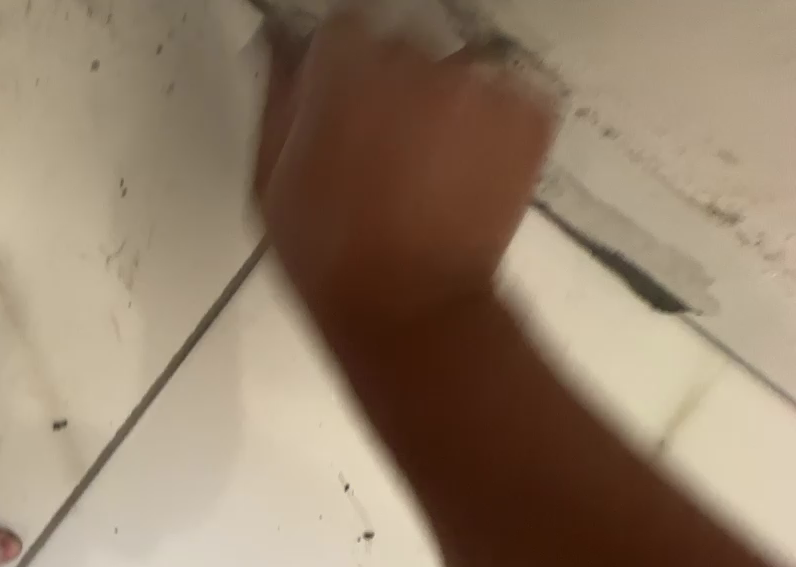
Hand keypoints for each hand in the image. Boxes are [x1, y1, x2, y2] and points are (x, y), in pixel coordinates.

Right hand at [254, 13, 555, 332]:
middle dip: (381, 84)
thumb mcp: (270, 186)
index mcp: (346, 79)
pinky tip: (451, 175)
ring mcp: (484, 83)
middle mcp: (421, 63)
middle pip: (399, 44)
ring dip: (432, 103)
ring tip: (414, 167)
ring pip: (451, 70)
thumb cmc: (321, 253)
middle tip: (368, 147)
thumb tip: (283, 54)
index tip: (324, 95)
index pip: (341, 28)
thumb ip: (278, 108)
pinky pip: (497, 98)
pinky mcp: (531, 110)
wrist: (406, 304)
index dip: (330, 62)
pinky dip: (476, 126)